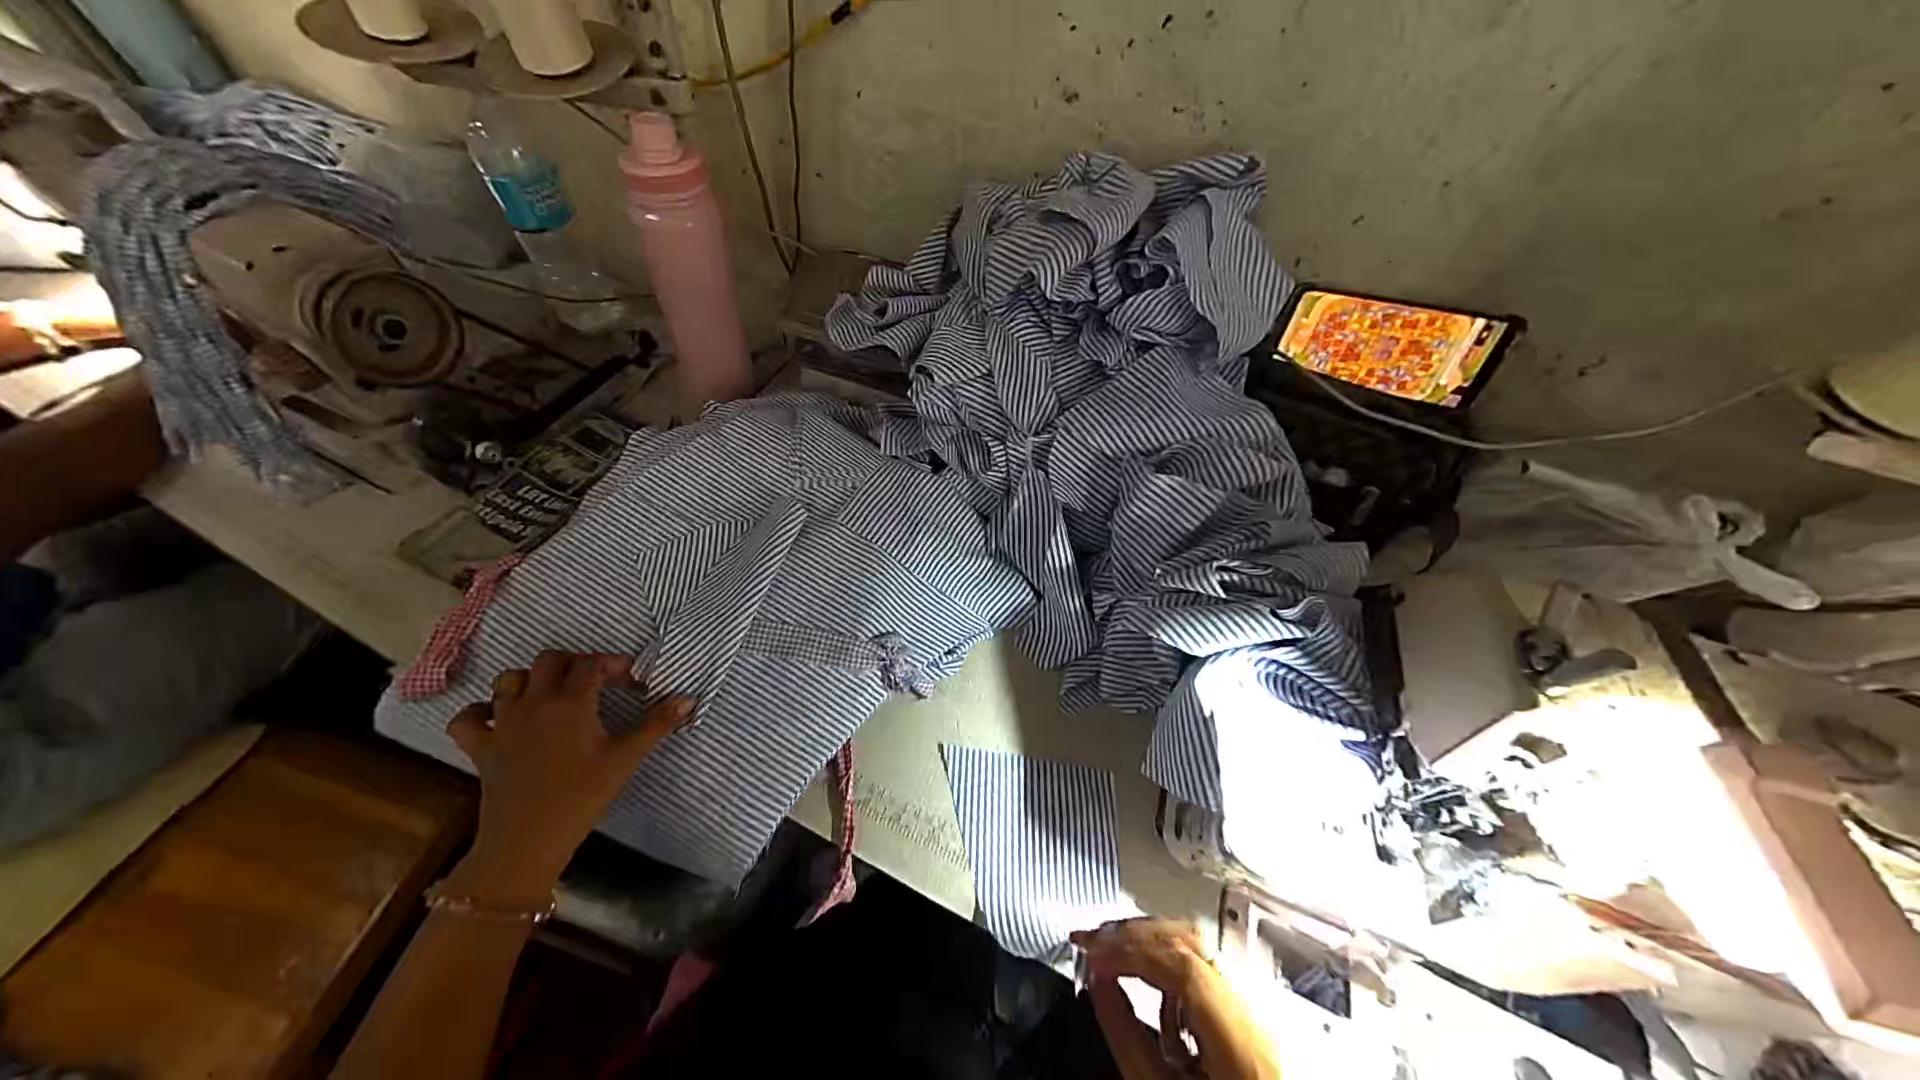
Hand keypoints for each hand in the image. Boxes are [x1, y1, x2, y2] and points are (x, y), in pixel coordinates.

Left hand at [443, 650, 691, 901]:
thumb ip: (658, 724)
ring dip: (531, 679)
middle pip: (550, 660)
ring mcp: (503, 722)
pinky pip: (468, 717)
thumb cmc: (583, 794)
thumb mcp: (627, 757)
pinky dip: (480, 712)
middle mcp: (534, 702)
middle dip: (575, 663)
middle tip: (596, 683)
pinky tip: (498, 718)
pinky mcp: (480, 746)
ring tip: (552, 695)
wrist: (529, 838)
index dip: (615, 665)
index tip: (634, 682)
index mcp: (571, 701)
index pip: (593, 664)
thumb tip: (688, 699)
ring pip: (509, 679)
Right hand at [1072, 918, 1279, 1079]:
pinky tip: (1144, 981)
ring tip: (1111, 952)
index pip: (1181, 966)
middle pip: (1190, 940)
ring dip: (1146, 941)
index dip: (1129, 952)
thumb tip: (1098, 985)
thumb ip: (1126, 1038)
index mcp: (1239, 1043)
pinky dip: (1164, 960)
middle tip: (1092, 942)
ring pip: (1196, 944)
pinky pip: (1202, 963)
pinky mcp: (1247, 1012)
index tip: (1091, 956)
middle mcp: (1257, 1016)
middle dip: (1132, 935)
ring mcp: (1255, 1010)